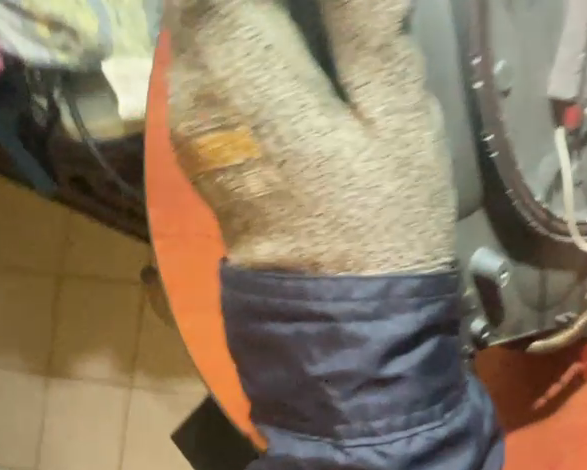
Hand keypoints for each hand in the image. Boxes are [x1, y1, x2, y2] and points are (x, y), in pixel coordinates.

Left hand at [166, 0, 453, 274]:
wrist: (345, 321)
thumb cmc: (385, 223)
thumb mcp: (403, 124)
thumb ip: (370, 27)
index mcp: (240, 55)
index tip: (341, 20)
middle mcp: (191, 71)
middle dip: (277, 9)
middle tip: (333, 33)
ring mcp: (183, 107)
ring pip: (205, 17)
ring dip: (260, 20)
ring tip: (320, 48)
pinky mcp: (193, 136)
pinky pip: (207, 55)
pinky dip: (245, 40)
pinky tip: (296, 68)